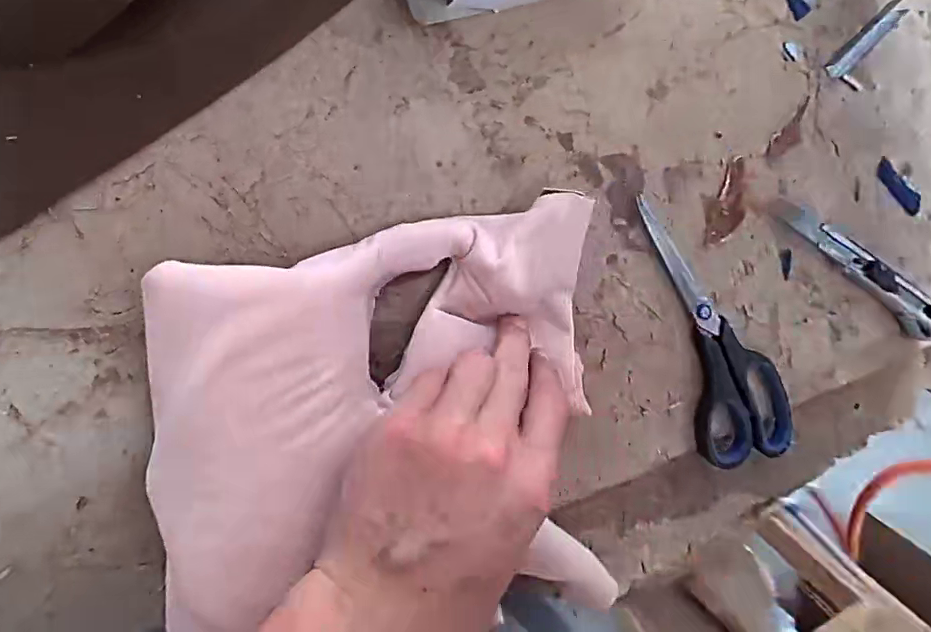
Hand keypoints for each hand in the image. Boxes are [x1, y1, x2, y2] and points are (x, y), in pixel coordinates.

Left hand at [264, 318, 570, 631]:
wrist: (379, 609)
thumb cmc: (457, 575)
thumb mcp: (521, 520)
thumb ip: (532, 458)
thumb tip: (533, 405)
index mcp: (531, 478)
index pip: (551, 393)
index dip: (545, 366)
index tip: (538, 357)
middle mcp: (493, 448)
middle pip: (513, 366)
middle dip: (515, 342)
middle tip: (512, 327)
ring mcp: (443, 434)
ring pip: (472, 362)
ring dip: (475, 363)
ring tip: (468, 370)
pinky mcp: (398, 427)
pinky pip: (429, 377)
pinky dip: (436, 381)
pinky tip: (434, 396)